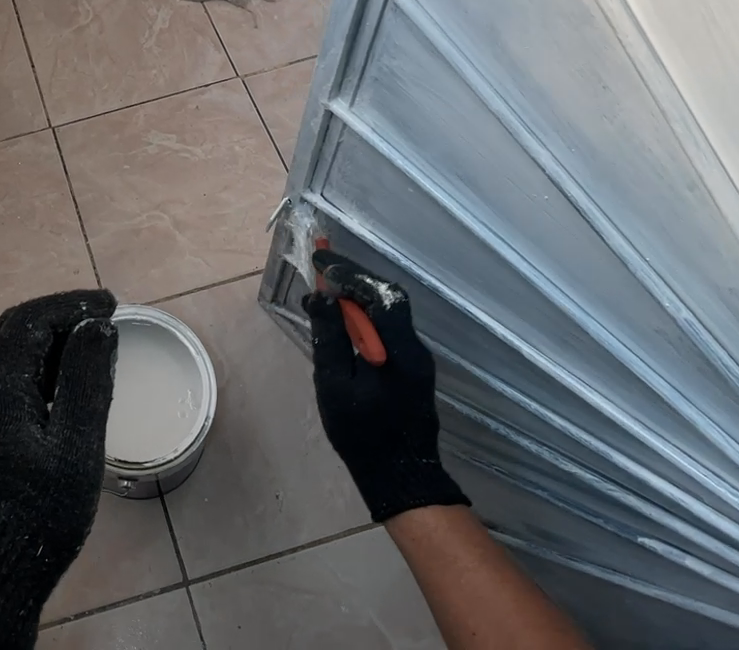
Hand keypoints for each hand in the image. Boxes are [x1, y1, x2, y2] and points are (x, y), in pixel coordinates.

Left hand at [0, 290, 118, 649]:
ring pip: (9, 353)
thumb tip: (98, 327)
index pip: (30, 320)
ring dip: (49, 339)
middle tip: (102, 316)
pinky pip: (8, 378)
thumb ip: (87, 380)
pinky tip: (68, 378)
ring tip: (92, 341)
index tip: (110, 304)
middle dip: (59, 315)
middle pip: (15, 330)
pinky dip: (39, 364)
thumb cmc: (37, 510)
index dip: (71, 304)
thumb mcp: (75, 446)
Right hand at [305, 250, 467, 523]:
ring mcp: (417, 358)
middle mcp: (415, 348)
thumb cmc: (362, 433)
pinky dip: (364, 317)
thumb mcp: (334, 385)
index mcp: (400, 351)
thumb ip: (329, 338)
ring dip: (357, 297)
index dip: (351, 273)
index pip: (381, 294)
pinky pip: (388, 329)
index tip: (321, 262)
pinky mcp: (412, 368)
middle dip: (353, 279)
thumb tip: (322, 297)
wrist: (400, 476)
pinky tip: (343, 322)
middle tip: (321, 271)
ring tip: (325, 294)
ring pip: (388, 312)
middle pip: (388, 298)